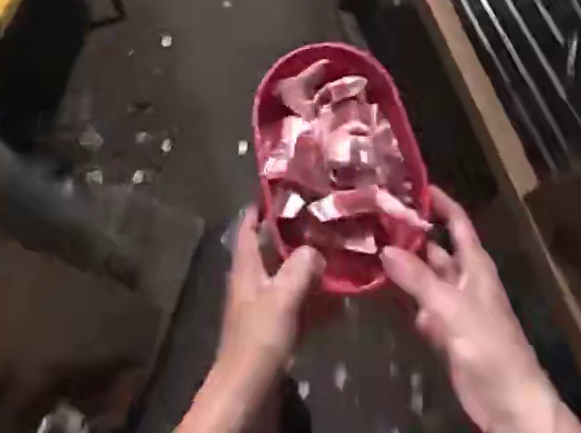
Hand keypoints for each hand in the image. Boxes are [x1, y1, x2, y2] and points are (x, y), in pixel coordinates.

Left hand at [179, 209, 321, 432]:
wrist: (245, 392)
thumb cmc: (258, 337)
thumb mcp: (282, 296)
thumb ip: (301, 265)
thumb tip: (316, 248)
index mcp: (246, 265)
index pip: (248, 224)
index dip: (262, 205)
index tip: (286, 187)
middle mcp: (251, 279)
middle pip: (271, 247)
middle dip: (294, 232)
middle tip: (323, 217)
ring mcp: (261, 304)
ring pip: (285, 274)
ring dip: (306, 264)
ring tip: (335, 251)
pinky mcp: (272, 327)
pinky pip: (295, 302)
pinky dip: (312, 296)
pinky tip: (336, 297)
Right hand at [382, 189, 578, 432]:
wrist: (510, 404)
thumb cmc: (488, 344)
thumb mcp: (451, 307)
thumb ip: (418, 279)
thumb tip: (385, 248)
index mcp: (475, 263)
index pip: (457, 221)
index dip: (439, 201)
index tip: (411, 184)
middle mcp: (464, 278)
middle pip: (436, 247)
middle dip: (411, 232)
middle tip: (376, 217)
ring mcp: (456, 305)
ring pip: (426, 276)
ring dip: (404, 265)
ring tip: (371, 246)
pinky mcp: (447, 332)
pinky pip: (423, 305)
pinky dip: (406, 298)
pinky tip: (383, 290)